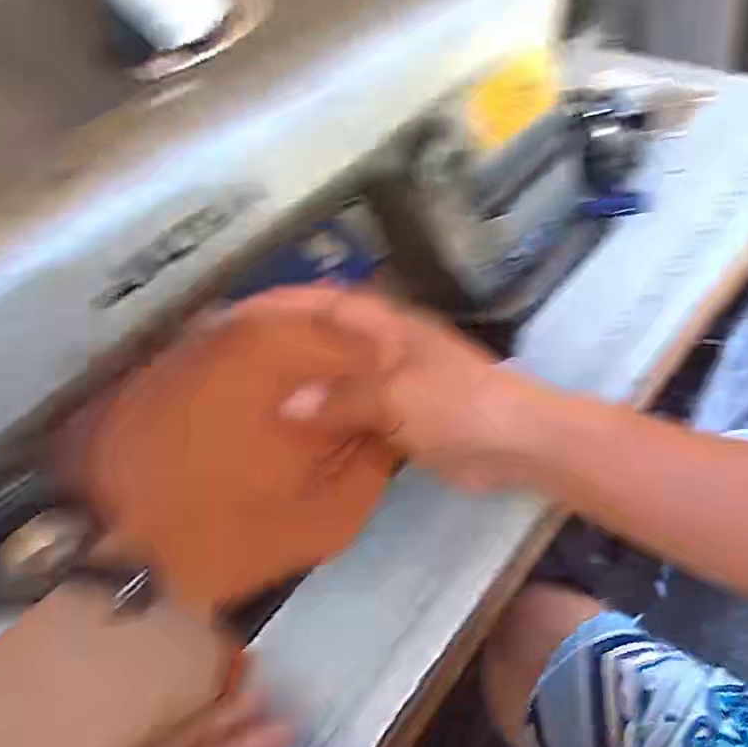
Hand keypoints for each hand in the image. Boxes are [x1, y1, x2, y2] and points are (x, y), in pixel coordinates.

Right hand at [231, 286, 553, 490]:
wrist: (514, 443)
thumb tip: (287, 404)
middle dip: (288, 349)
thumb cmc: (457, 404)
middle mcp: (390, 351)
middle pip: (331, 342)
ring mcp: (400, 387)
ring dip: (309, 392)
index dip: (281, 304)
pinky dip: (332, 427)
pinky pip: (359, 420)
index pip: (325, 303)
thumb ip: (342, 397)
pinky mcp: (407, 423)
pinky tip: (300, 443)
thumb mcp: (396, 394)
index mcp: (389, 327)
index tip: (233, 314)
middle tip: (235, 365)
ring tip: (255, 405)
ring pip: (343, 383)